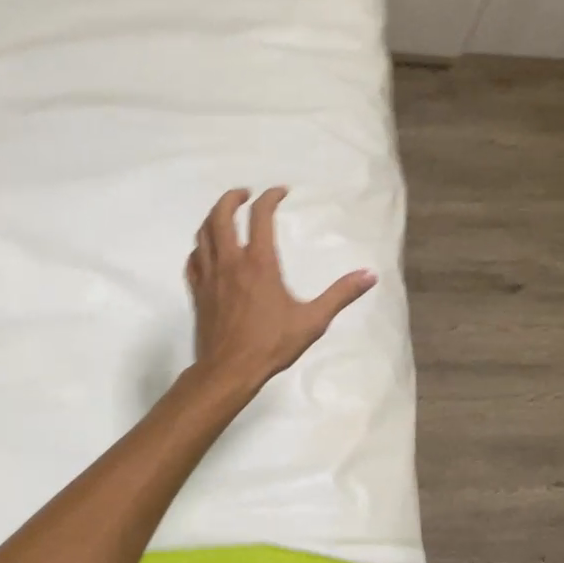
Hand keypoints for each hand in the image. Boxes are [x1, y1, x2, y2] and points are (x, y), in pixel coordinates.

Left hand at [185, 187, 375, 387]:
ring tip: (225, 214)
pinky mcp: (198, 292)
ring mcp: (209, 276)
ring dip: (213, 217)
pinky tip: (207, 250)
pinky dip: (200, 247)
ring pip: (203, 233)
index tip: (280, 192)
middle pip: (221, 215)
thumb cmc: (271, 344)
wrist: (229, 370)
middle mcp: (230, 262)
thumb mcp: (313, 320)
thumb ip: (340, 295)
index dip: (270, 197)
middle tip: (245, 194)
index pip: (260, 215)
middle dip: (232, 198)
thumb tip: (370, 275)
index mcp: (259, 262)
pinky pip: (194, 259)